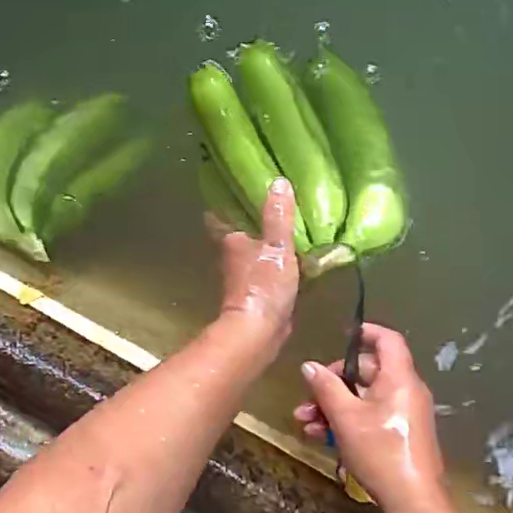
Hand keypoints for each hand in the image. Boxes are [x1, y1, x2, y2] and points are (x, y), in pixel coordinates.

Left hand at [213, 177, 299, 345]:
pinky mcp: (256, 297)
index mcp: (230, 241)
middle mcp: (230, 258)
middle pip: (236, 236)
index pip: (218, 218)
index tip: (231, 193)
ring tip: (284, 233)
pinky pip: (265, 274)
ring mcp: (242, 279)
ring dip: (262, 247)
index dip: (222, 206)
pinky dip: (275, 267)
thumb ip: (279, 216)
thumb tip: (278, 181)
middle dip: (248, 225)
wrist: (258, 331)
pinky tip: (293, 263)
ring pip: (251, 255)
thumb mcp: (277, 246)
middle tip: (267, 208)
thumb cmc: (263, 285)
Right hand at [294, 323, 447, 512]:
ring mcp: (403, 414)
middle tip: (308, 397)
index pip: (387, 340)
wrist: (413, 502)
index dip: (365, 332)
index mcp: (399, 379)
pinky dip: (346, 420)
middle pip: (366, 371)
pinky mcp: (399, 434)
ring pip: (362, 397)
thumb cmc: (380, 451)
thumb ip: (326, 387)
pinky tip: (319, 436)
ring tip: (305, 422)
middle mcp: (405, 391)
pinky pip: (369, 415)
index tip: (341, 335)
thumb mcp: (345, 417)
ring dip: (332, 405)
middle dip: (332, 383)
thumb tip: (309, 365)